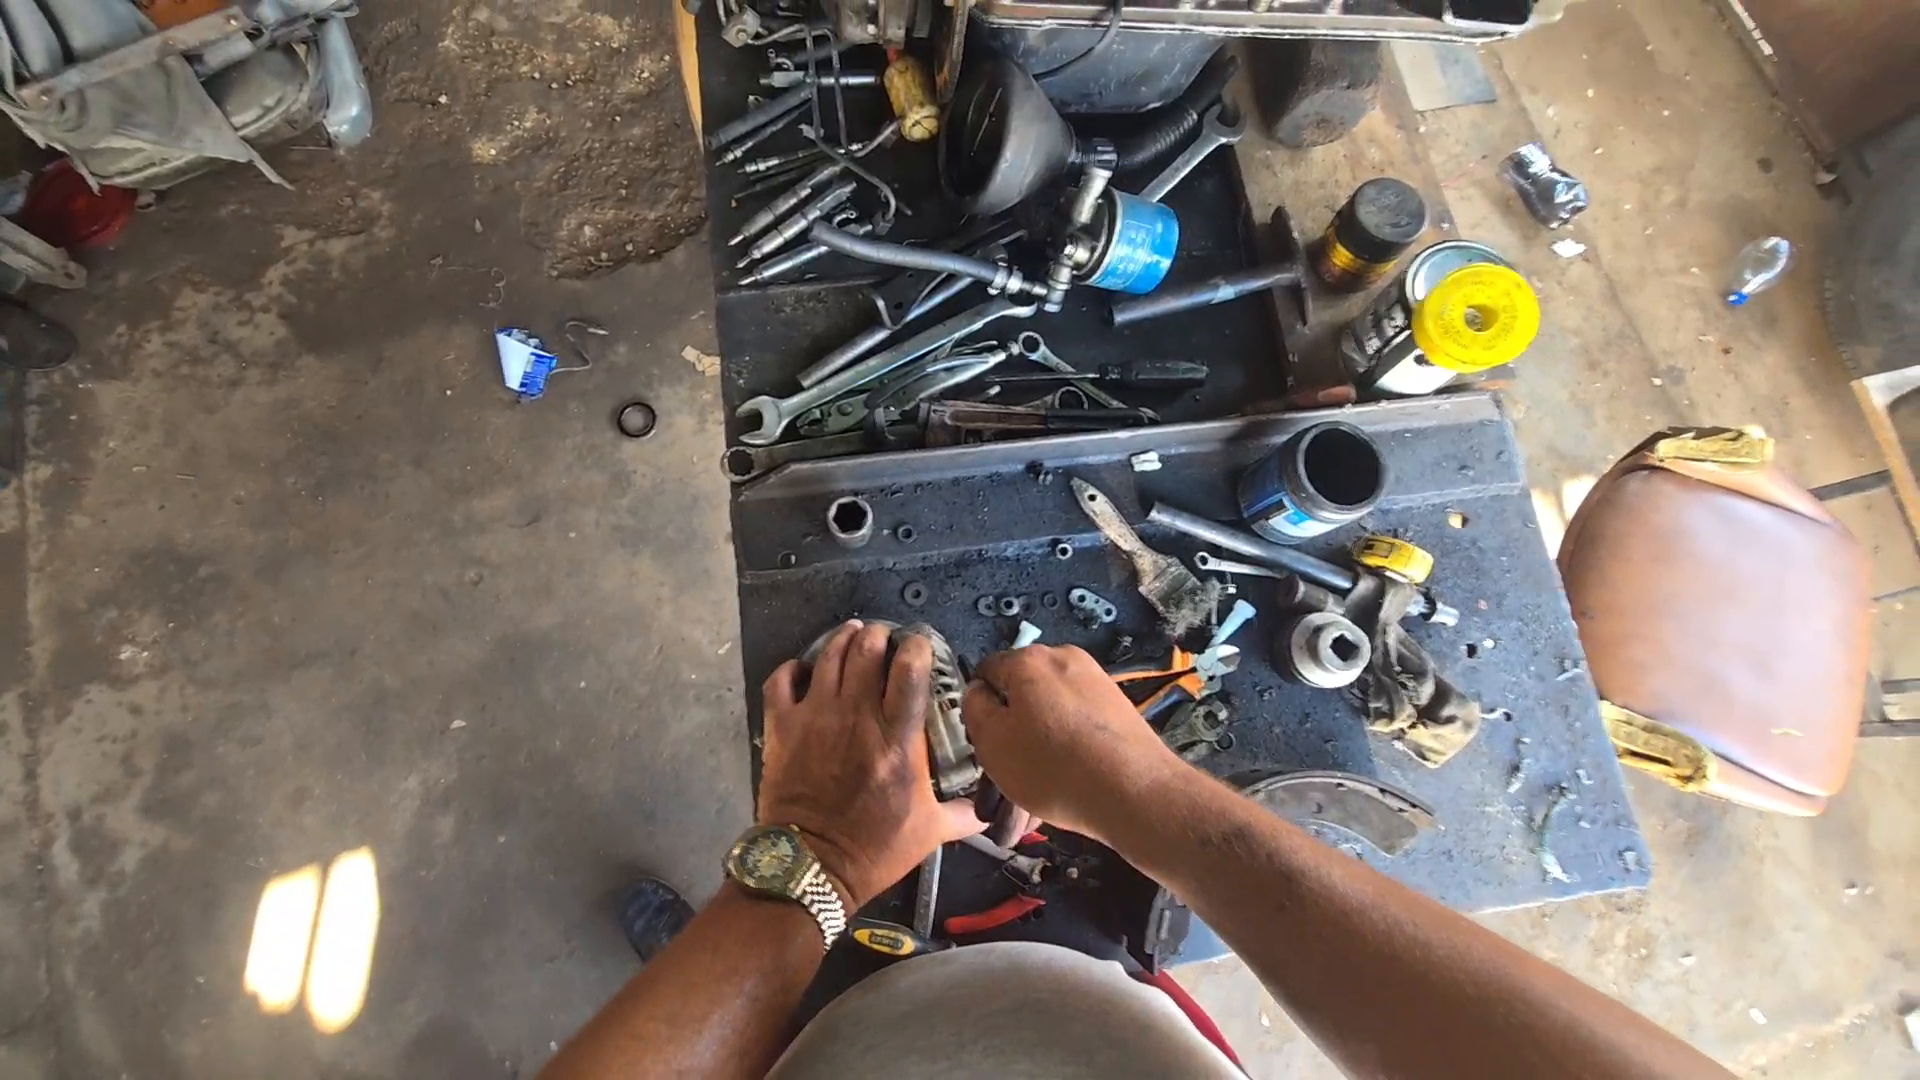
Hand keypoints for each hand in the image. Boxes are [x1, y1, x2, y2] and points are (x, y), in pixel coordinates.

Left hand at [758, 620, 984, 908]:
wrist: (809, 869)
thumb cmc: (875, 848)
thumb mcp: (930, 831)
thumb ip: (964, 813)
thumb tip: (992, 810)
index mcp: (897, 735)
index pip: (910, 668)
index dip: (917, 646)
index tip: (919, 647)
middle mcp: (857, 714)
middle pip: (867, 648)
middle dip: (879, 634)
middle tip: (884, 639)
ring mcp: (815, 716)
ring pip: (828, 654)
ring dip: (843, 638)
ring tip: (852, 635)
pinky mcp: (782, 726)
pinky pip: (782, 679)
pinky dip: (793, 667)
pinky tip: (804, 669)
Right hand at [962, 644, 1187, 844]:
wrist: (1135, 792)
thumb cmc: (1052, 766)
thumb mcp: (992, 741)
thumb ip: (974, 708)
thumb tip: (979, 691)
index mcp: (1029, 659)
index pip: (986, 672)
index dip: (979, 708)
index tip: (984, 743)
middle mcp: (1064, 659)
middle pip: (1022, 693)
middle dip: (1011, 731)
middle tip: (1007, 774)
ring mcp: (1095, 681)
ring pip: (1050, 714)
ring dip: (1038, 747)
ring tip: (1036, 795)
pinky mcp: (1118, 707)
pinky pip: (1077, 725)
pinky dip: (1066, 750)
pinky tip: (1067, 785)